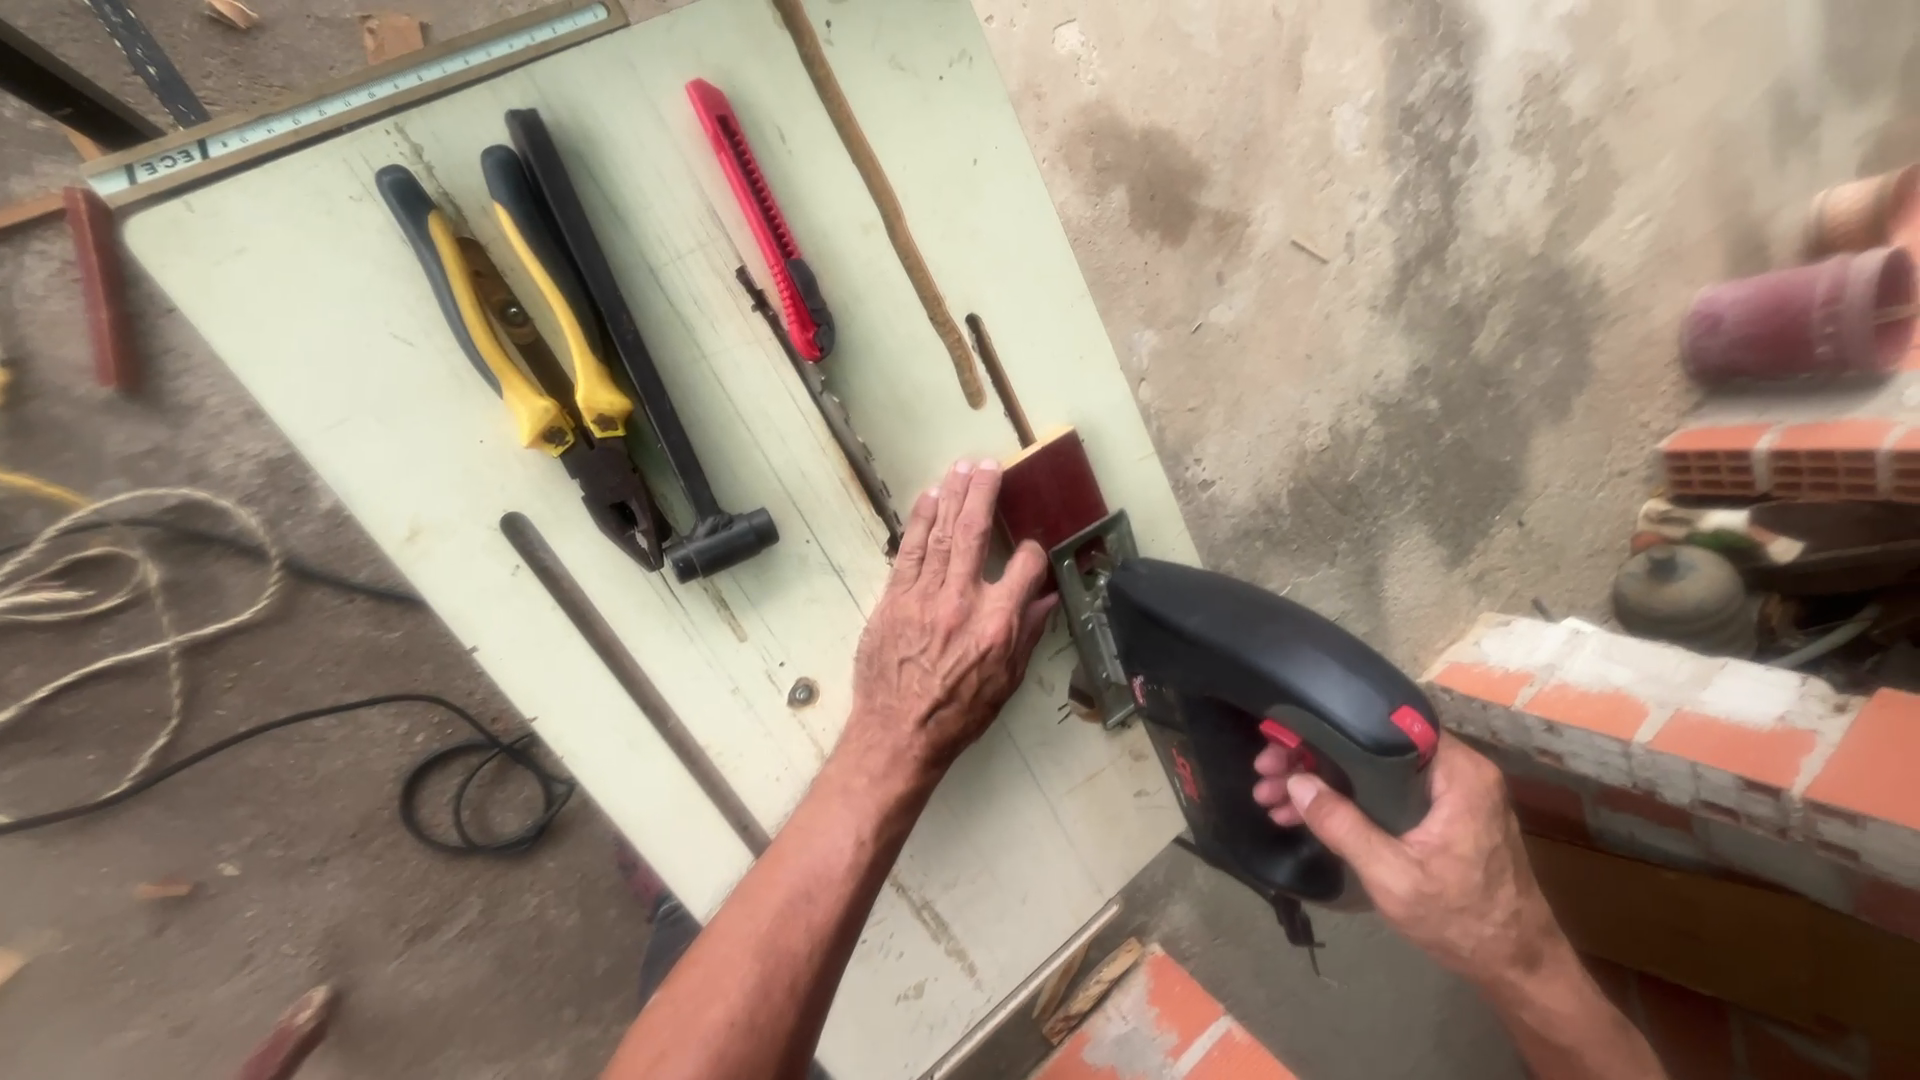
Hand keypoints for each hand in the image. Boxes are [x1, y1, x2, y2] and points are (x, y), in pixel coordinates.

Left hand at [837, 460, 1057, 784]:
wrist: (898, 733)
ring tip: (960, 468)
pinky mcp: (894, 600)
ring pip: (941, 534)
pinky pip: (909, 552)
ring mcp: (924, 597)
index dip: (1033, 552)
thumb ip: (1026, 635)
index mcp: (997, 624)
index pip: (1025, 567)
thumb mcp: (1006, 682)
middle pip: (975, 533)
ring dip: (952, 496)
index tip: (1031, 549)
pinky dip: (919, 523)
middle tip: (988, 464)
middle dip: (984, 493)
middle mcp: (962, 601)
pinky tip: (929, 499)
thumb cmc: (957, 715)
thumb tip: (1045, 599)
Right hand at [1253, 735, 1569, 989]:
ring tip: (1272, 798)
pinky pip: (1382, 792)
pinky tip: (1305, 814)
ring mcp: (1449, 792)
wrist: (1519, 969)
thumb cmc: (1463, 921)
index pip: (1380, 725)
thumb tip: (1295, 782)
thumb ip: (1342, 825)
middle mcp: (1457, 771)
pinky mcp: (1441, 814)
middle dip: (1312, 760)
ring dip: (1322, 783)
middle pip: (1369, 746)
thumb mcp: (1392, 876)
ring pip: (1370, 771)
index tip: (1280, 744)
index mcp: (1457, 773)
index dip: (1323, 731)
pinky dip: (1347, 800)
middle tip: (1266, 774)